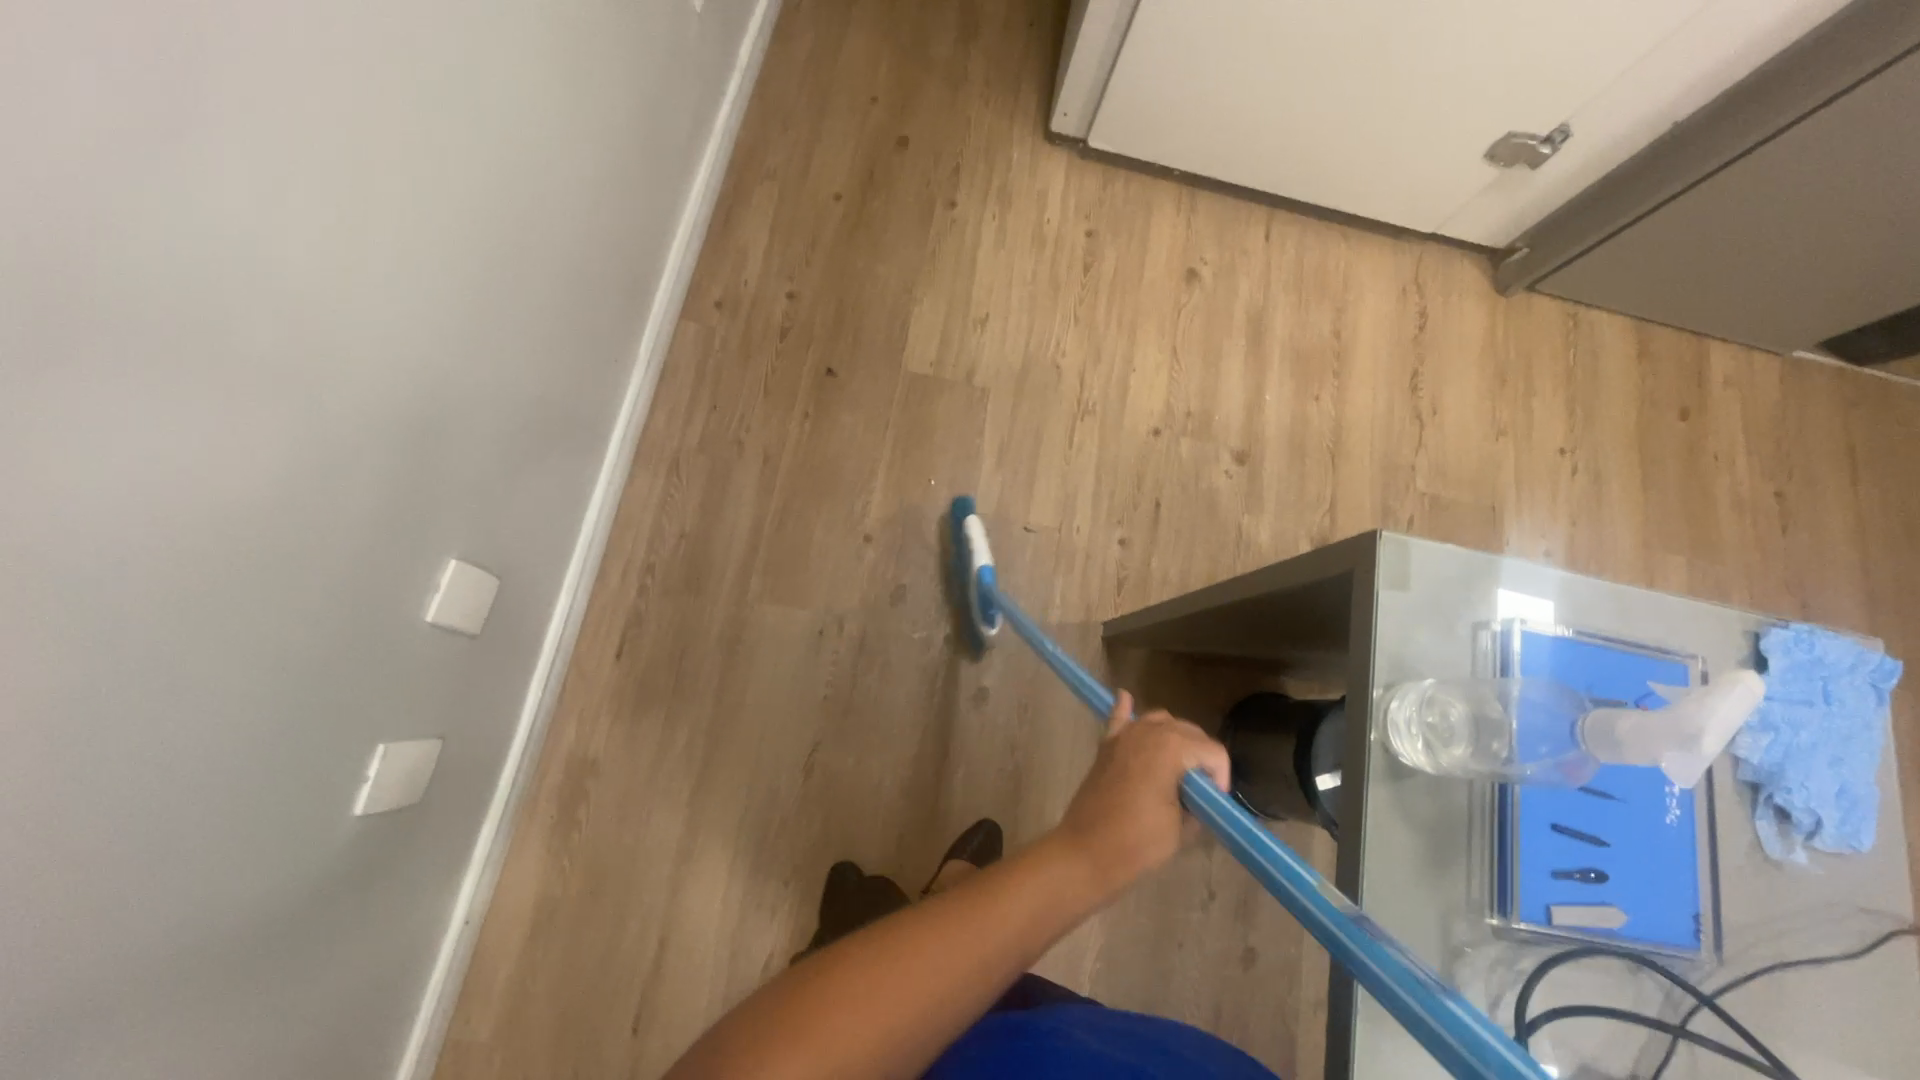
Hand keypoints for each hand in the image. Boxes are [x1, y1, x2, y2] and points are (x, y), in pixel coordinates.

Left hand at [1049, 690, 1230, 896]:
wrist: (1087, 850)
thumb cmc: (1138, 842)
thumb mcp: (1182, 827)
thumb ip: (1197, 803)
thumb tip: (1199, 797)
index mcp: (1172, 748)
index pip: (1213, 751)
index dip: (1221, 777)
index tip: (1215, 803)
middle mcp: (1148, 731)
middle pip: (1189, 731)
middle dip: (1201, 756)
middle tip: (1201, 791)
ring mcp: (1124, 735)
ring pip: (1160, 720)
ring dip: (1175, 737)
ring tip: (1179, 767)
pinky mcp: (1106, 746)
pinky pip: (1119, 719)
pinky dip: (1125, 709)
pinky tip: (1126, 698)